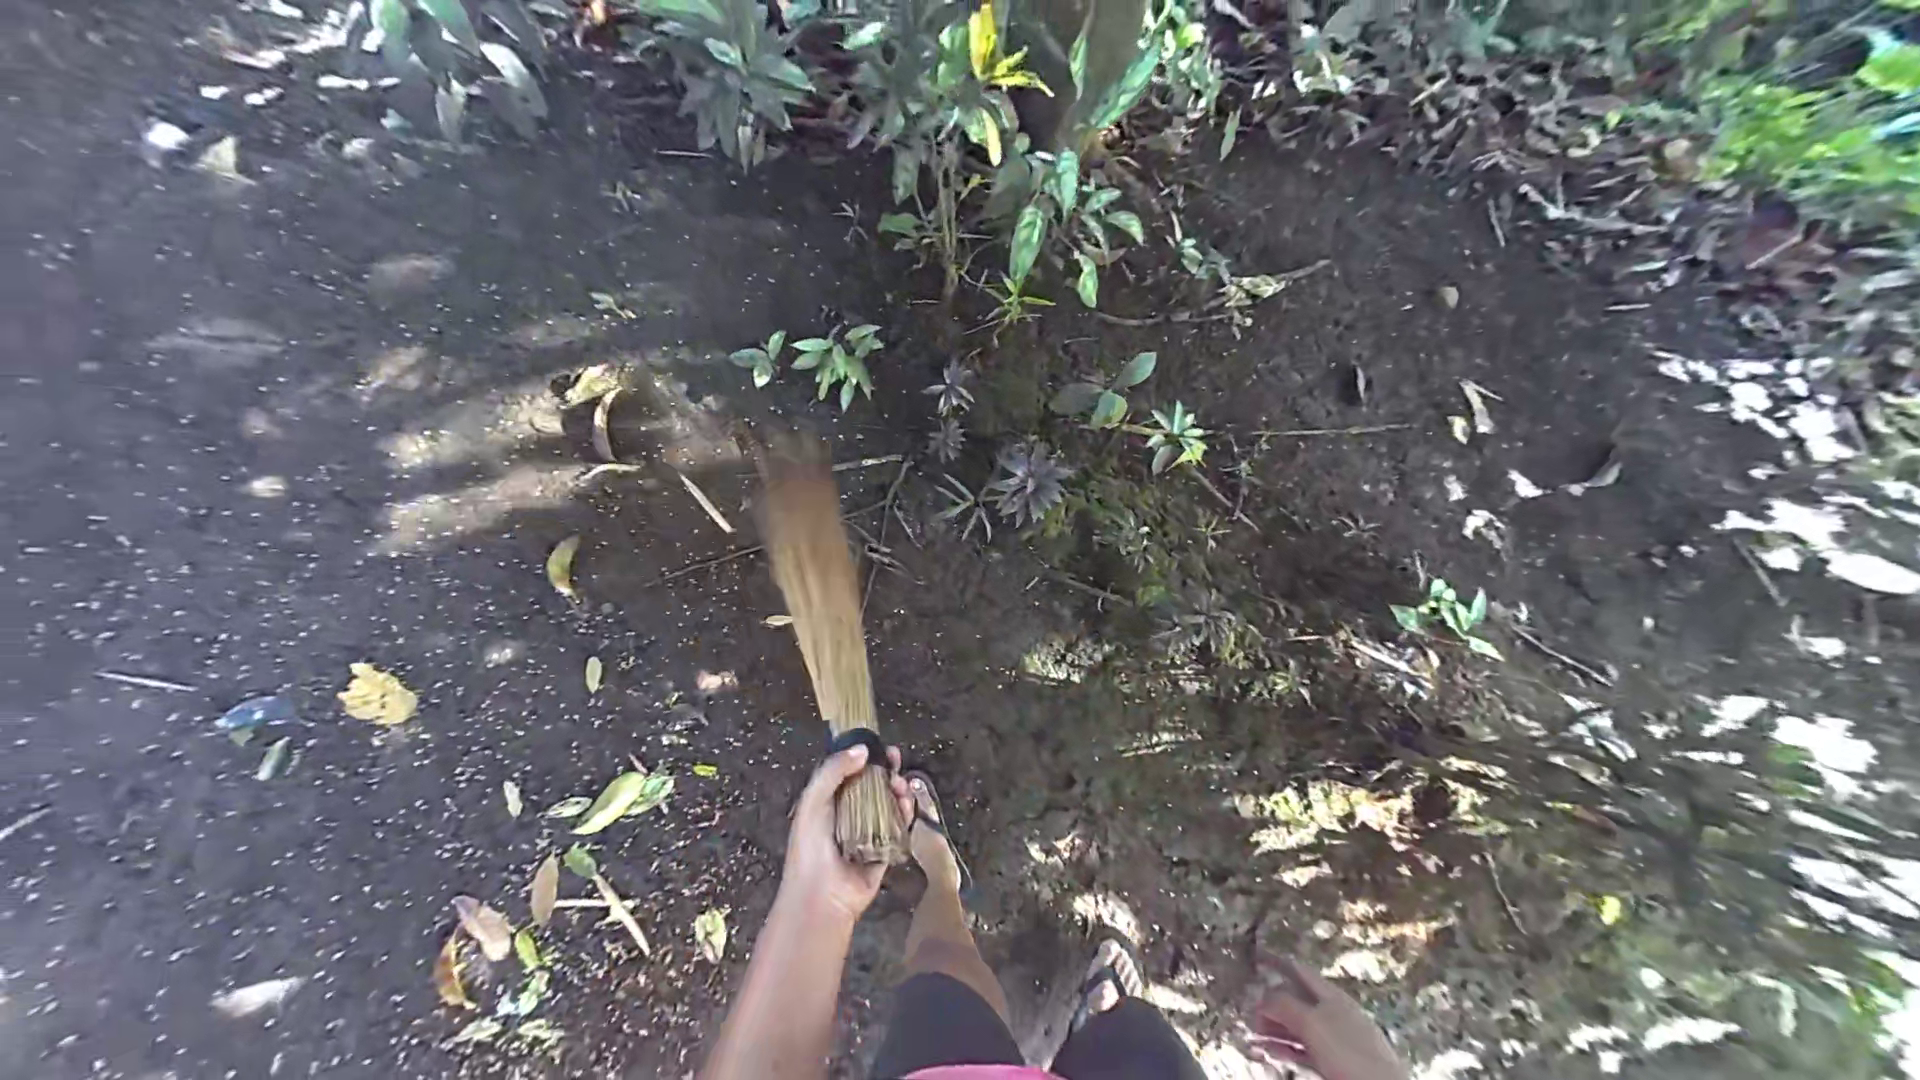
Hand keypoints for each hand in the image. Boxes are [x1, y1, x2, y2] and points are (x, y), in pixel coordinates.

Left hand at [776, 744, 911, 927]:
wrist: (821, 896)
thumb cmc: (810, 846)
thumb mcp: (813, 800)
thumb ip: (833, 770)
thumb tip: (862, 750)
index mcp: (830, 801)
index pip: (852, 772)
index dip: (867, 758)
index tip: (880, 748)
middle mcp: (851, 814)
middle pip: (875, 785)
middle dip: (887, 771)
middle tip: (895, 762)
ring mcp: (870, 832)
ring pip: (890, 803)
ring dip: (898, 789)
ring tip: (900, 785)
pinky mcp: (886, 850)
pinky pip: (899, 826)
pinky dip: (905, 813)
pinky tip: (905, 803)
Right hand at [1251, 956, 1408, 1079]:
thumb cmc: (1348, 1053)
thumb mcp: (1311, 1023)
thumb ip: (1283, 1005)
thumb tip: (1262, 997)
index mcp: (1333, 997)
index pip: (1299, 971)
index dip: (1276, 962)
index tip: (1255, 958)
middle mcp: (1335, 1015)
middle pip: (1297, 1001)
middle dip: (1271, 1004)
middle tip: (1248, 1010)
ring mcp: (1338, 1042)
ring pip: (1299, 1028)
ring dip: (1275, 1029)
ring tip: (1252, 1033)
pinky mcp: (1337, 1068)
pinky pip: (1305, 1051)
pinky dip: (1286, 1049)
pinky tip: (1269, 1052)